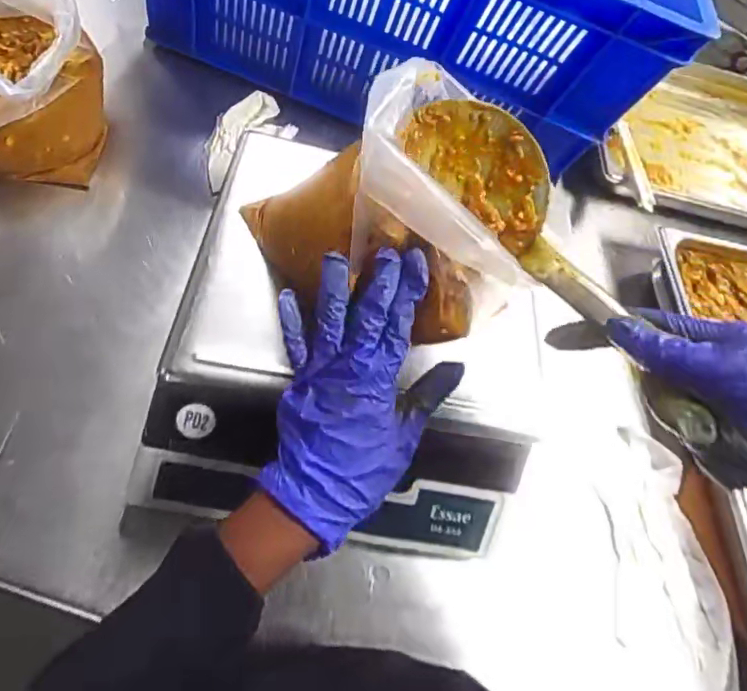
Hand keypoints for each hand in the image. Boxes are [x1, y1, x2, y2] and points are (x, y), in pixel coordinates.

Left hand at [259, 249, 463, 553]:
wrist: (314, 494)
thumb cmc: (364, 469)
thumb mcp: (405, 436)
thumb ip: (427, 396)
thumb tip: (456, 367)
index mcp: (379, 378)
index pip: (398, 325)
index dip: (407, 292)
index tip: (415, 264)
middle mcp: (350, 365)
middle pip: (367, 315)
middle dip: (378, 281)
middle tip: (385, 251)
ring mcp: (321, 369)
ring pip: (330, 320)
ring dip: (334, 288)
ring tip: (336, 257)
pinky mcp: (300, 378)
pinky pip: (296, 345)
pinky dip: (292, 321)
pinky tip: (290, 295)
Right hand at [610, 310, 746, 585]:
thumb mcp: (733, 377)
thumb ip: (674, 354)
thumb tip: (620, 326)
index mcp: (728, 340)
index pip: (659, 328)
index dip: (619, 331)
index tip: (572, 336)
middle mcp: (728, 369)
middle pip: (665, 378)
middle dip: (677, 403)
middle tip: (703, 419)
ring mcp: (737, 408)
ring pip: (682, 417)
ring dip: (704, 436)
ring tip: (743, 447)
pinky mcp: (745, 444)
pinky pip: (706, 447)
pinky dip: (724, 459)